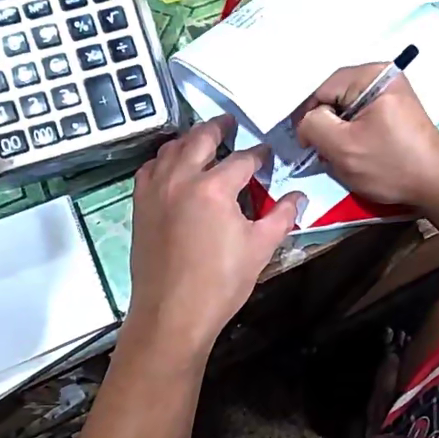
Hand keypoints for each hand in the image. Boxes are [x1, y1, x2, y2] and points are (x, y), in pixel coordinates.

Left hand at [126, 117, 304, 356]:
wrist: (172, 313)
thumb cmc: (221, 283)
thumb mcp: (260, 248)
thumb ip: (282, 216)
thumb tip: (298, 197)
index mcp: (214, 188)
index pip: (243, 160)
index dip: (259, 155)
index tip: (267, 156)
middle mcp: (180, 179)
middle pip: (200, 139)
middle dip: (219, 128)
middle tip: (230, 123)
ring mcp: (155, 190)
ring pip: (170, 149)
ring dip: (189, 140)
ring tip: (203, 140)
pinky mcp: (140, 205)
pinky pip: (150, 169)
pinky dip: (164, 160)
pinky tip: (172, 166)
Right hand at [294, 64, 438, 210]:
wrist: (437, 185)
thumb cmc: (390, 165)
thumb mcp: (342, 147)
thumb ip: (313, 125)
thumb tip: (306, 121)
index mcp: (371, 75)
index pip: (321, 89)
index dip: (308, 117)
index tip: (307, 145)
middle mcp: (382, 75)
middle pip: (334, 97)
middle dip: (325, 125)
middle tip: (325, 153)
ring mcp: (391, 93)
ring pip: (346, 109)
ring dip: (338, 134)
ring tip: (343, 156)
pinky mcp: (396, 111)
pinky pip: (362, 117)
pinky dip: (353, 135)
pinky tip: (358, 154)